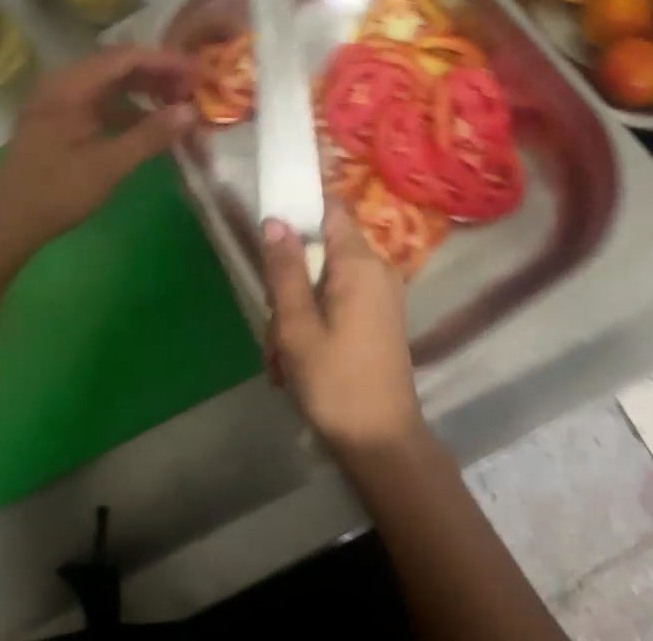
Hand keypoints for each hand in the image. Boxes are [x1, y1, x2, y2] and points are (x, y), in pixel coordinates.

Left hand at [0, 47, 194, 256]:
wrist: (4, 225)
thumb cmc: (54, 193)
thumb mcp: (107, 166)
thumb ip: (150, 135)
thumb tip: (191, 112)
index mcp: (69, 87)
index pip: (125, 58)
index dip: (165, 60)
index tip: (198, 70)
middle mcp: (62, 84)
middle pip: (117, 66)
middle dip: (158, 73)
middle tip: (194, 87)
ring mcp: (58, 102)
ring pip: (110, 84)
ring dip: (144, 90)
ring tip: (179, 103)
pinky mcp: (59, 121)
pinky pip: (100, 102)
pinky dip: (127, 109)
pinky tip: (151, 125)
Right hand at [262, 205, 424, 456]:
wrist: (382, 444)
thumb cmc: (336, 383)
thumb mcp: (297, 327)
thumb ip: (285, 271)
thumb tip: (276, 220)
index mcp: (360, 264)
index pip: (329, 209)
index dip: (298, 213)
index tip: (270, 241)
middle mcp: (377, 271)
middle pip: (321, 251)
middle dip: (288, 284)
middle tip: (274, 329)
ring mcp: (381, 297)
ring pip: (323, 283)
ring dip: (295, 314)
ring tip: (281, 359)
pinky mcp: (379, 321)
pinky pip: (337, 305)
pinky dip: (314, 326)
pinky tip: (296, 365)